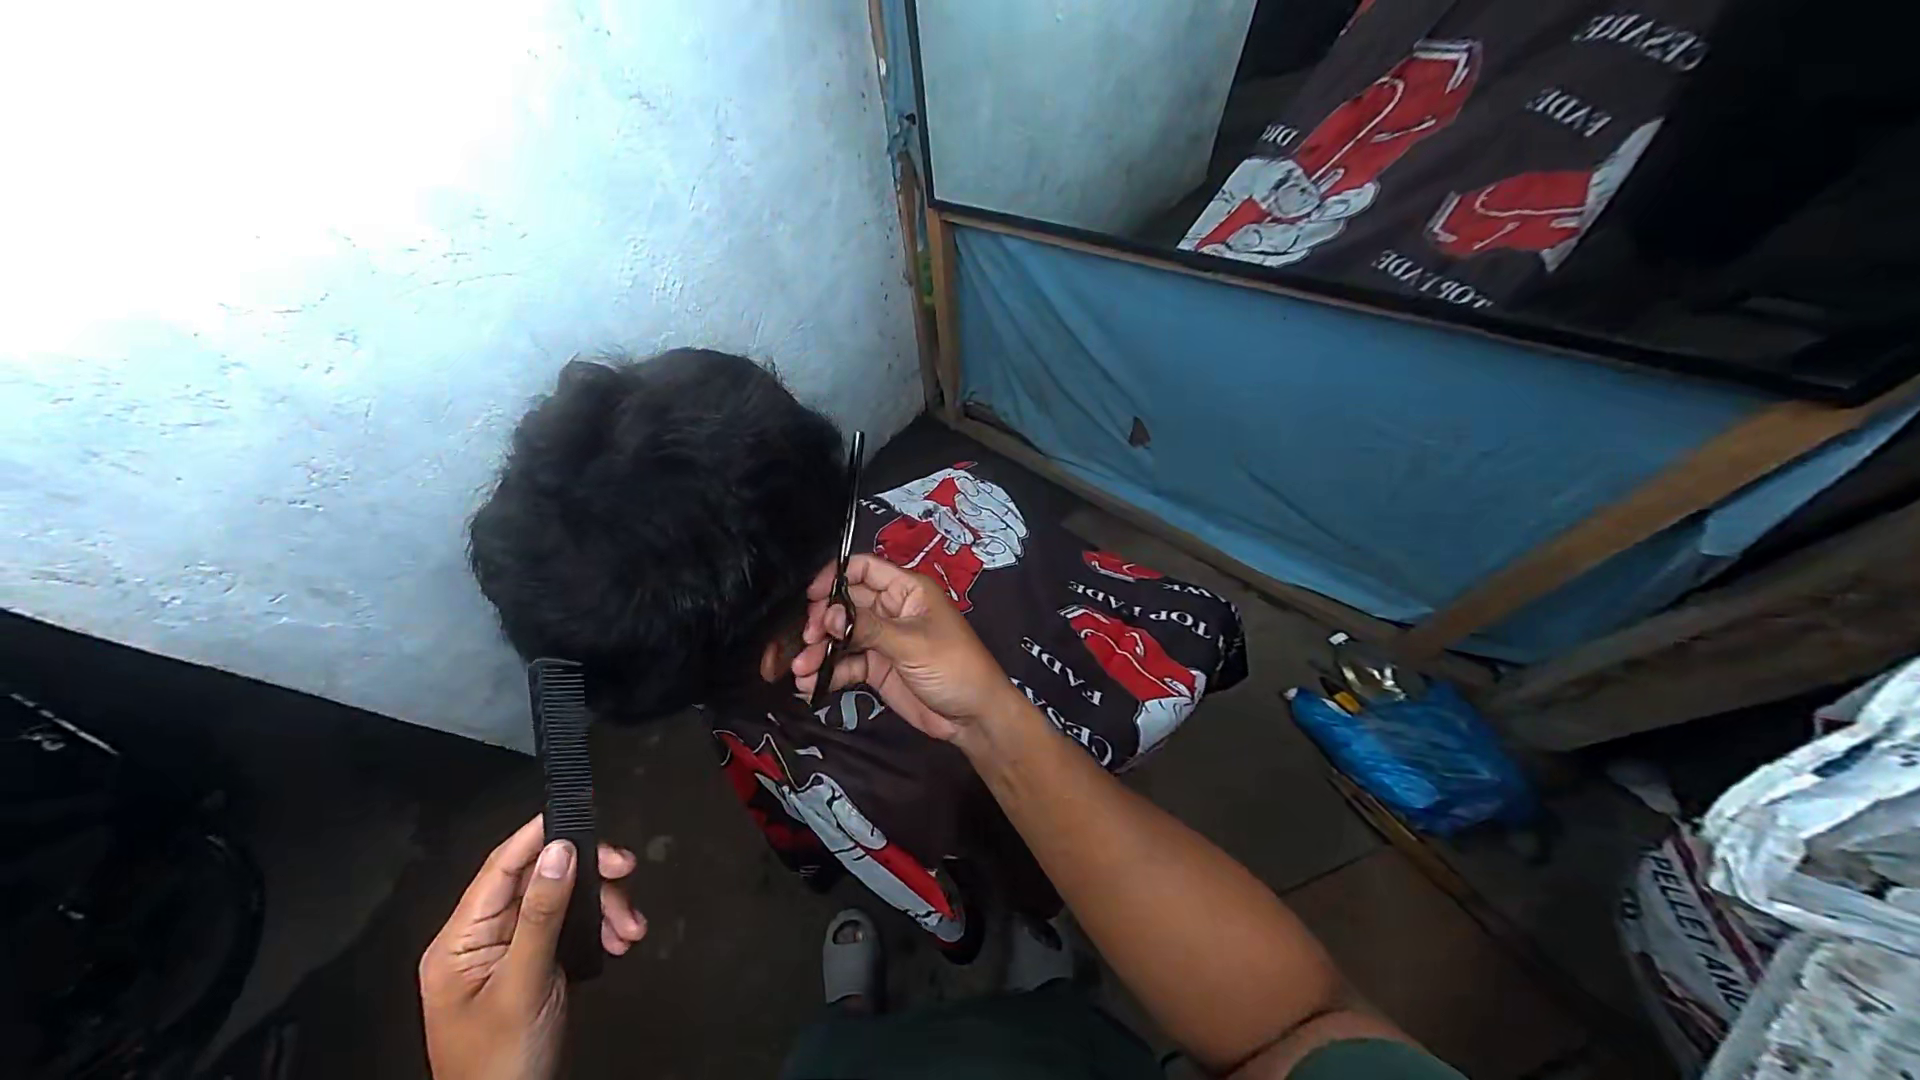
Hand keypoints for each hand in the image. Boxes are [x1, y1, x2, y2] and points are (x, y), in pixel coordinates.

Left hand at [419, 816, 647, 1079]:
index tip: (584, 812)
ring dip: (604, 907)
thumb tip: (560, 847)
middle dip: (590, 877)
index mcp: (461, 940)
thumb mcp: (523, 984)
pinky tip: (621, 940)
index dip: (540, 835)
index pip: (501, 868)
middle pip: (542, 878)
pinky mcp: (539, 959)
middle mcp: (484, 935)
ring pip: (566, 899)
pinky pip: (574, 924)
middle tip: (627, 872)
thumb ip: (541, 913)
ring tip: (631, 930)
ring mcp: (513, 948)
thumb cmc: (502, 1058)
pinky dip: (602, 927)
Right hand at [792, 554, 1018, 740]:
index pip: (865, 569)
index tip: (810, 597)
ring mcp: (883, 639)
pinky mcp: (878, 667)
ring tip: (803, 668)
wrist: (973, 716)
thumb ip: (868, 628)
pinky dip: (829, 672)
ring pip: (843, 636)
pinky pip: (847, 663)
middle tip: (808, 638)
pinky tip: (811, 684)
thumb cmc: (955, 667)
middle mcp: (892, 610)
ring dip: (821, 650)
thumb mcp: (912, 643)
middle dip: (823, 620)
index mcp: (907, 590)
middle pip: (846, 604)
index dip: (835, 576)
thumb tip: (829, 615)